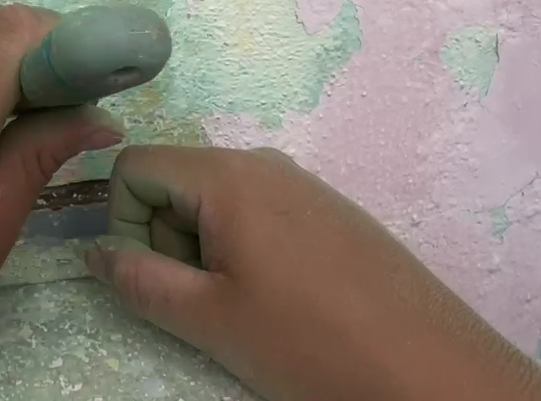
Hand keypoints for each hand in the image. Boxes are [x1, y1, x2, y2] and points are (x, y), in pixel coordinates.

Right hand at [83, 146, 540, 400]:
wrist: (447, 381)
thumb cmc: (316, 347)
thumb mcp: (213, 321)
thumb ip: (139, 281)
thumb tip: (93, 251)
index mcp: (225, 174)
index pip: (135, 165)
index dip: (123, 220)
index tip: (155, 277)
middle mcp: (260, 161)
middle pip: (176, 181)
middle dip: (167, 237)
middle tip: (204, 303)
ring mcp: (301, 182)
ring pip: (216, 199)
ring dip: (206, 248)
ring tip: (247, 308)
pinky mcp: (331, 210)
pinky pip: (259, 210)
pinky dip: (246, 249)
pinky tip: (285, 302)